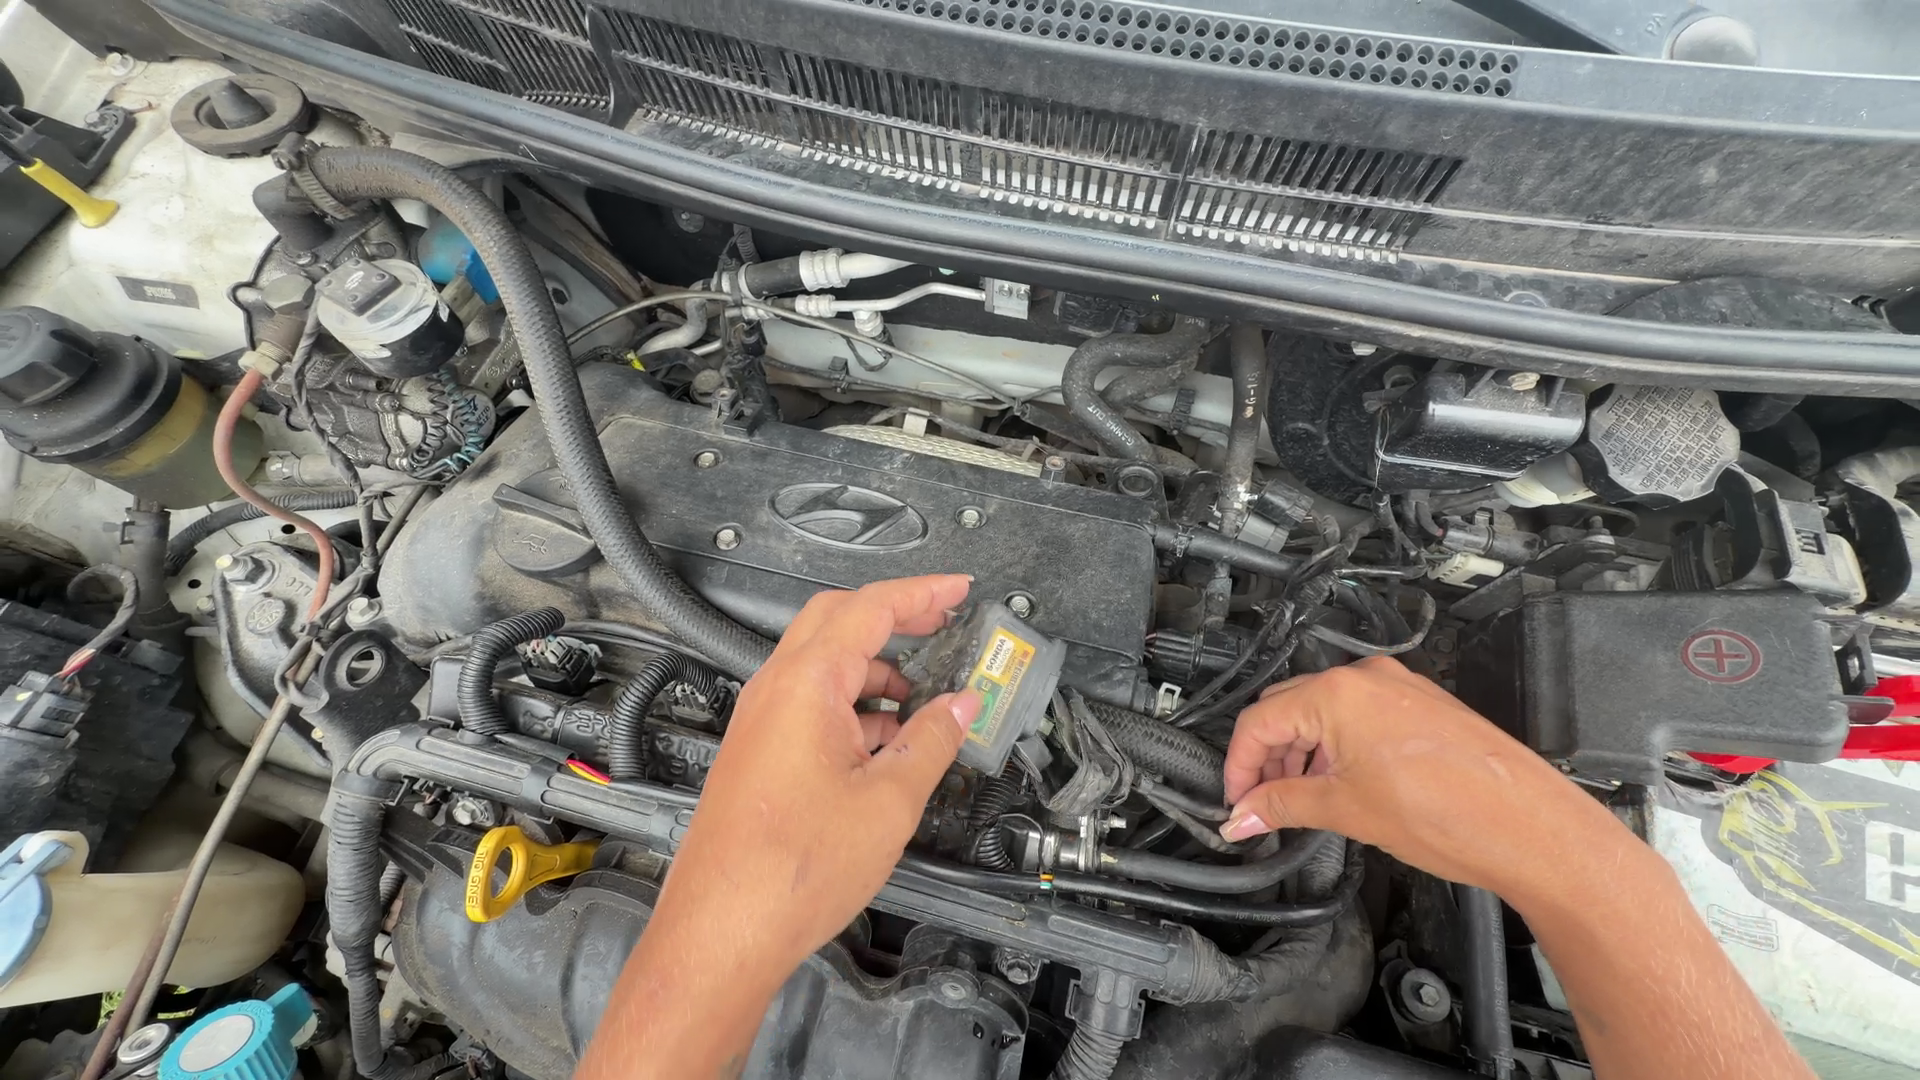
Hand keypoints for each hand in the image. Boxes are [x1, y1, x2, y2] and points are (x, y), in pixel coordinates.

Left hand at [579, 576, 982, 1079]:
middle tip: (941, 618)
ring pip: (825, 662)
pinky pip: (811, 700)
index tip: (958, 587)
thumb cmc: (789, 872)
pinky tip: (884, 738)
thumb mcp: (889, 801)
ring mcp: (762, 718)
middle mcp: (776, 689)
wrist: (719, 934)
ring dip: (876, 665)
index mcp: (807, 684)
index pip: (872, 607)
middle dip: (896, 614)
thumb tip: (961, 706)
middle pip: (839, 618)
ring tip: (921, 696)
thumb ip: (932, 741)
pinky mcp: (759, 748)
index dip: (923, 592)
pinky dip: (854, 703)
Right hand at [1217, 656, 1628, 894]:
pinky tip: (1340, 780)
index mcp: (1336, 694)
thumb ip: (1280, 805)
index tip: (1237, 797)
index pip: (1258, 721)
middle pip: (1285, 708)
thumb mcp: (1345, 810)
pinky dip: (1335, 744)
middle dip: (1267, 756)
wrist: (1537, 832)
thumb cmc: (1455, 815)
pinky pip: (1356, 713)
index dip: (1238, 764)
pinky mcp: (1419, 703)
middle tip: (1261, 798)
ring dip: (1301, 751)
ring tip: (1303, 796)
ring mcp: (1396, 686)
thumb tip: (1243, 814)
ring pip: (1320, 710)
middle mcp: (1364, 678)